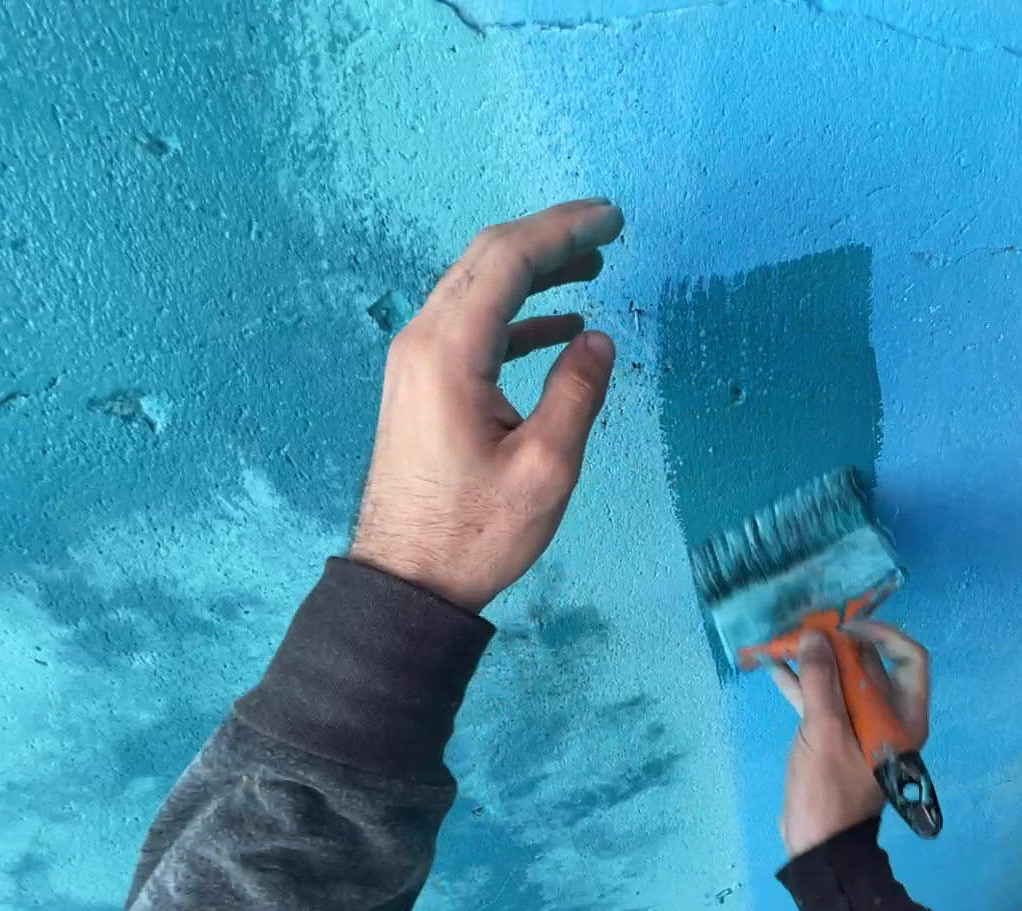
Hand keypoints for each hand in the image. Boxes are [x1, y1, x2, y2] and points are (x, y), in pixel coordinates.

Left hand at [350, 199, 624, 611]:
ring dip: (534, 273)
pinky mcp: (423, 385)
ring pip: (477, 289)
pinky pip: (473, 327)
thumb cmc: (478, 530)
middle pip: (486, 261)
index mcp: (451, 353)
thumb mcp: (546, 467)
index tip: (613, 219)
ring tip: (591, 268)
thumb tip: (597, 340)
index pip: (508, 261)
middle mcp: (423, 342)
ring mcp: (416, 362)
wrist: (408, 579)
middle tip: (608, 230)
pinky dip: (518, 316)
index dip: (564, 230)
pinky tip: (559, 328)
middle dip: (550, 238)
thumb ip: (577, 394)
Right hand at [768, 621, 930, 857]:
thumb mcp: (825, 730)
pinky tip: (774, 666)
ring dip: (816, 659)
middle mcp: (887, 715)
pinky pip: (822, 699)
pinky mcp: (834, 735)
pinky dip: (802, 682)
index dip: (882, 633)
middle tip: (808, 623)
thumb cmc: (831, 788)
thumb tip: (815, 636)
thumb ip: (820, 679)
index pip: (909, 657)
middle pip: (869, 664)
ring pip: (841, 679)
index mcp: (902, 715)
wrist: (818, 847)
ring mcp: (859, 725)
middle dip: (838, 641)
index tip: (847, 626)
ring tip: (786, 638)